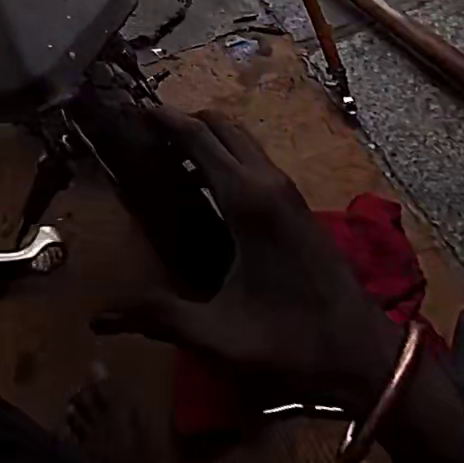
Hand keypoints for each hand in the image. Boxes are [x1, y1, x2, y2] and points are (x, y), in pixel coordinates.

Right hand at [93, 108, 403, 413]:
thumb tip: (101, 317)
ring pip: (242, 139)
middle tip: (148, 131)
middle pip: (223, 126)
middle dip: (185, 120)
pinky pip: (253, 158)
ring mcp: (286, 189)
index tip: (138, 110)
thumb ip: (161, 318)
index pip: (201, 139)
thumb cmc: (290, 339)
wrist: (363, 352)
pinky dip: (225, 152)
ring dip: (207, 135)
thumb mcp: (219, 334)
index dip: (168, 120)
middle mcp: (267, 181)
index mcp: (246, 200)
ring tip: (169, 151)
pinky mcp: (295, 201)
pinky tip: (205, 182)